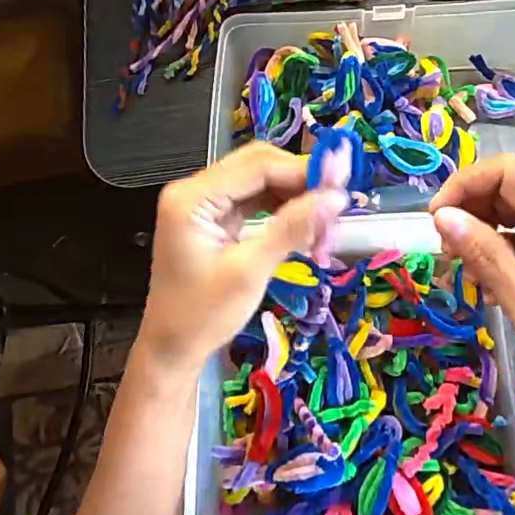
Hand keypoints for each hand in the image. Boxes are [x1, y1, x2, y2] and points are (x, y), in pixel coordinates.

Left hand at [139, 142, 346, 373]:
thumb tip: (335, 197)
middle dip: (301, 182)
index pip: (257, 166)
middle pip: (259, 166)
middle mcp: (195, 191)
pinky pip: (256, 201)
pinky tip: (307, 227)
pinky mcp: (215, 218)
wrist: (172, 349)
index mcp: (192, 198)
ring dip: (296, 197)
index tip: (343, 183)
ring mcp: (205, 204)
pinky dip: (284, 211)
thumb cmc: (202, 315)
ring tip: (325, 223)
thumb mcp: (250, 271)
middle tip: (337, 204)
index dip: (303, 170)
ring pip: (261, 182)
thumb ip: (292, 228)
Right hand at [429, 154, 514, 443]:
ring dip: (485, 235)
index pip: (509, 173)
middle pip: (512, 190)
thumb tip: (443, 216)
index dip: (465, 185)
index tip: (436, 220)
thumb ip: (486, 255)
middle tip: (448, 255)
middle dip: (471, 212)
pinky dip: (505, 252)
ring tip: (467, 275)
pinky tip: (490, 284)